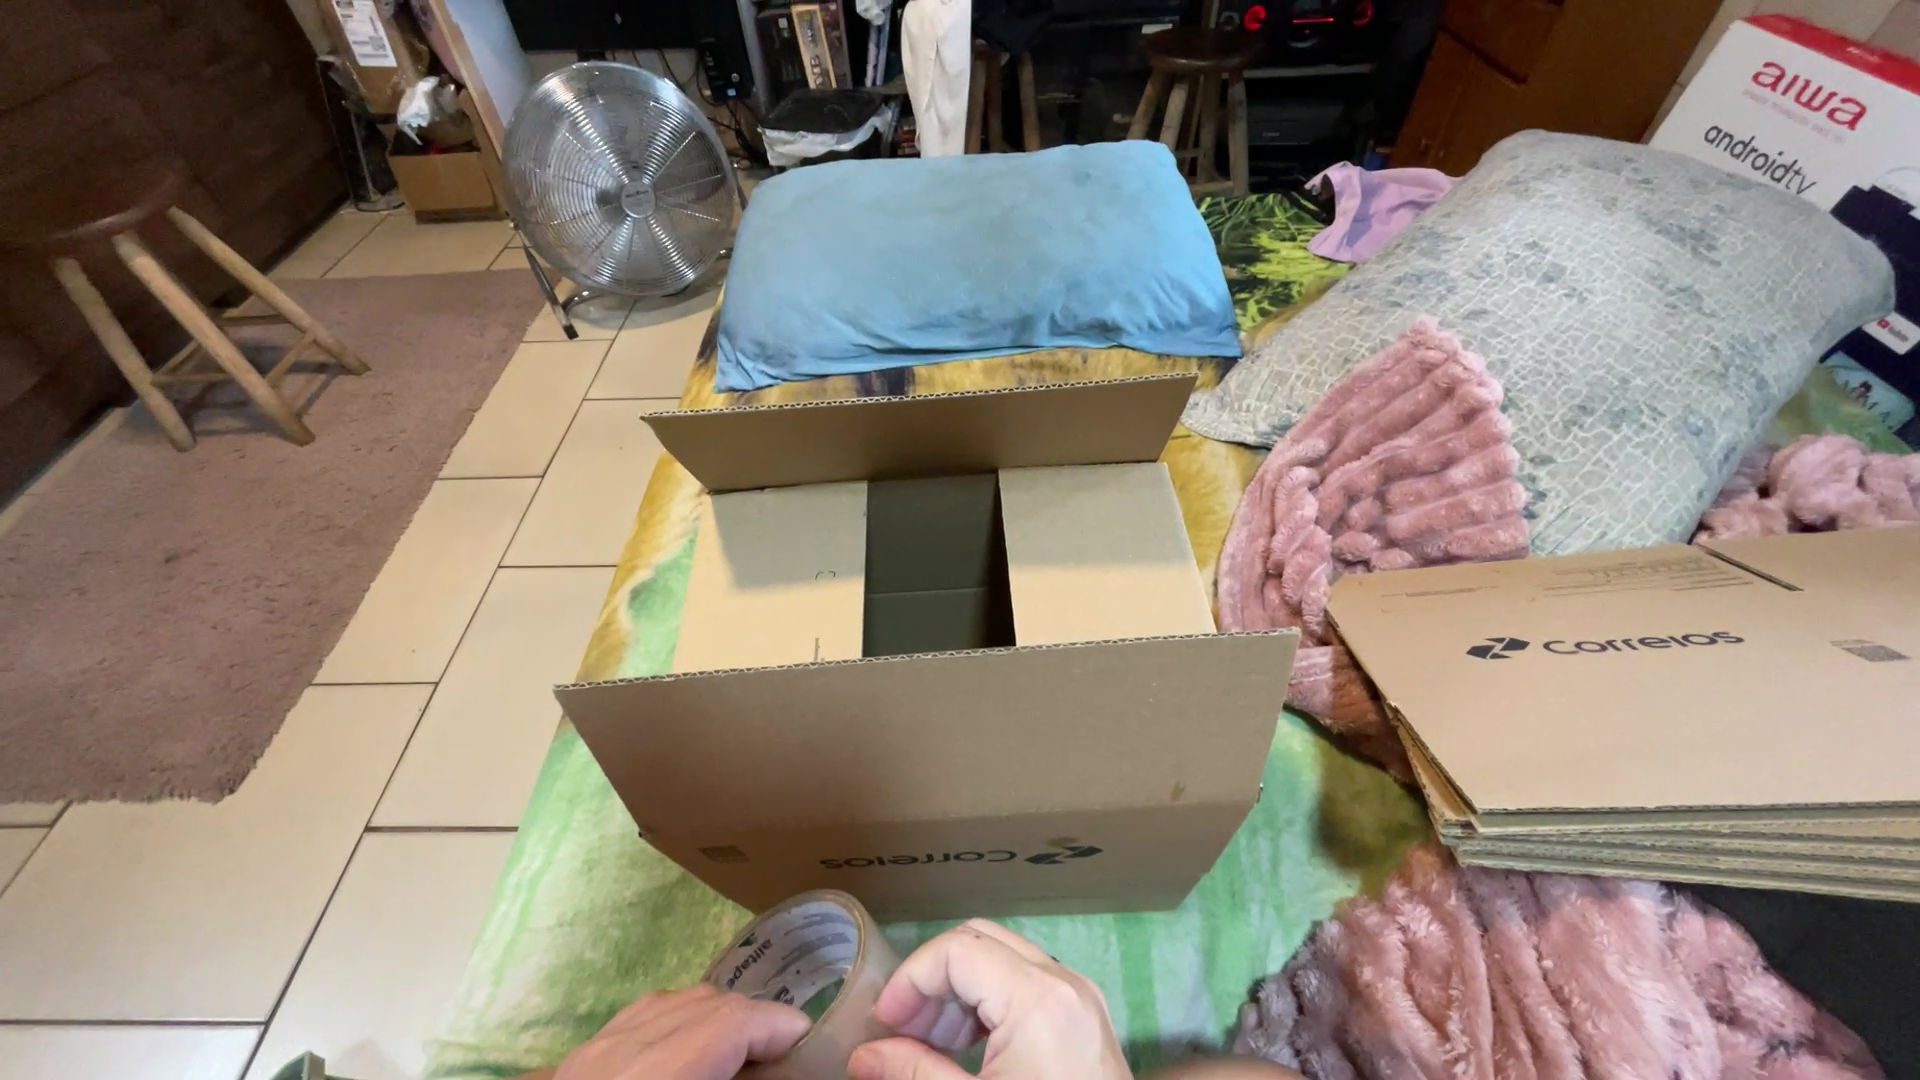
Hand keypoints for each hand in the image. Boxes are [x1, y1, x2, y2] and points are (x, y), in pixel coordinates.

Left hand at [554, 983, 808, 1079]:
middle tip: (780, 1057)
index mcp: (659, 1074)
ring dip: (719, 1017)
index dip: (780, 1027)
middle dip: (755, 1022)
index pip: (733, 1021)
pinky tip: (688, 1051)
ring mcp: (595, 1051)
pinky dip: (678, 1021)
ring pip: (675, 1001)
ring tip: (739, 1054)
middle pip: (709, 1003)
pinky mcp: (578, 1058)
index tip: (809, 1047)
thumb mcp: (691, 1077)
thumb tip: (782, 1066)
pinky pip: (642, 1016)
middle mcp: (623, 1051)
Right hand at [848, 919, 1131, 1079]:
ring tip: (928, 1042)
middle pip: (980, 940)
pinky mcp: (1084, 1014)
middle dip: (933, 978)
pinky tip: (967, 1045)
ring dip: (958, 988)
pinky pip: (1026, 980)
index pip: (957, 949)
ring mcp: (1079, 994)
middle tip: (901, 1029)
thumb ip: (914, 1072)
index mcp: (1038, 996)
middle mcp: (1063, 980)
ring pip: (1002, 955)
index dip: (911, 977)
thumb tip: (862, 1056)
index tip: (883, 1021)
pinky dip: (989, 999)